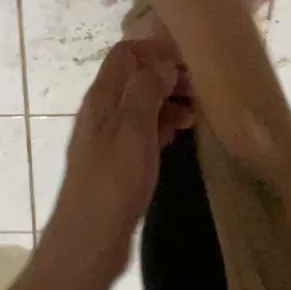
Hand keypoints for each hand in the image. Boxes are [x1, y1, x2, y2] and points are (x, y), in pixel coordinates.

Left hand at [48, 39, 192, 268]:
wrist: (90, 238)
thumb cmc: (113, 180)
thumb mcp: (133, 129)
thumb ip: (146, 91)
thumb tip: (161, 61)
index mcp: (102, 97)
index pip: (125, 53)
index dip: (156, 51)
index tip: (190, 63)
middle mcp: (101, 111)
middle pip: (134, 78)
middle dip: (166, 76)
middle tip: (200, 89)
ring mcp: (107, 137)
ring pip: (140, 105)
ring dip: (167, 102)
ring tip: (198, 112)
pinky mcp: (116, 162)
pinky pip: (142, 131)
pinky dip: (162, 126)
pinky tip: (182, 135)